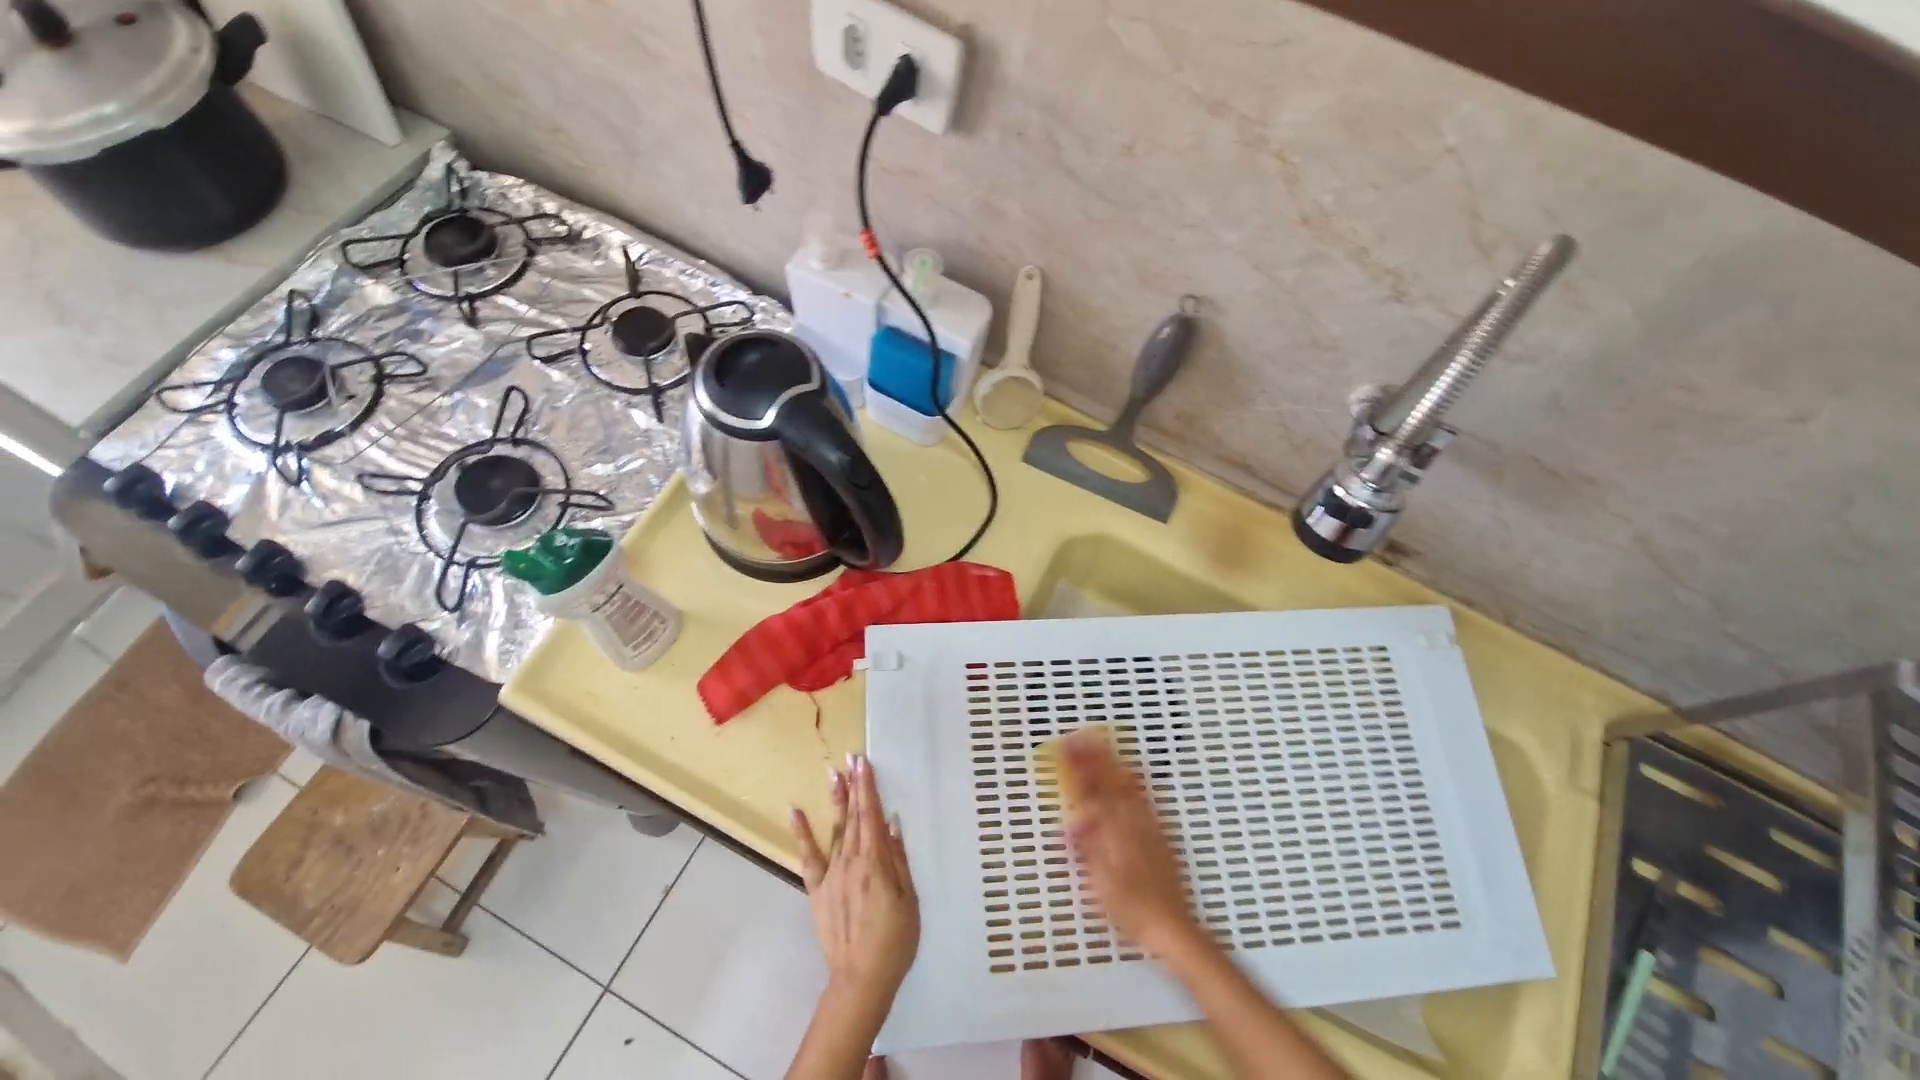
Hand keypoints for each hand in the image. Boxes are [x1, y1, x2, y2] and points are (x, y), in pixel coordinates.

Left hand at [791, 754, 920, 1008]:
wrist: (861, 977)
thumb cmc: (895, 940)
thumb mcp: (909, 900)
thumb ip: (899, 860)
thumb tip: (892, 823)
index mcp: (877, 862)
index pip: (873, 816)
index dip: (869, 788)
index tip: (865, 763)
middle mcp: (851, 861)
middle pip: (855, 817)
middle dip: (855, 786)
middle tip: (852, 758)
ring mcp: (832, 874)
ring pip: (836, 830)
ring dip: (836, 800)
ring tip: (833, 774)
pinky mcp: (818, 890)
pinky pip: (809, 856)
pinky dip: (802, 833)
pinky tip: (795, 811)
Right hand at [1059, 729, 1197, 953]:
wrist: (1172, 928)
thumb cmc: (1133, 909)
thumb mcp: (1099, 882)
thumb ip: (1087, 848)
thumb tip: (1073, 823)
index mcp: (1115, 832)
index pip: (1092, 791)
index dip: (1077, 769)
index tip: (1065, 749)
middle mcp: (1134, 824)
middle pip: (1112, 781)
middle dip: (1095, 757)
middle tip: (1080, 738)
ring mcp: (1150, 828)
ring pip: (1130, 785)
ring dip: (1113, 763)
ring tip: (1102, 746)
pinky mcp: (1161, 837)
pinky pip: (1144, 796)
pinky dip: (1133, 780)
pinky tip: (1132, 777)